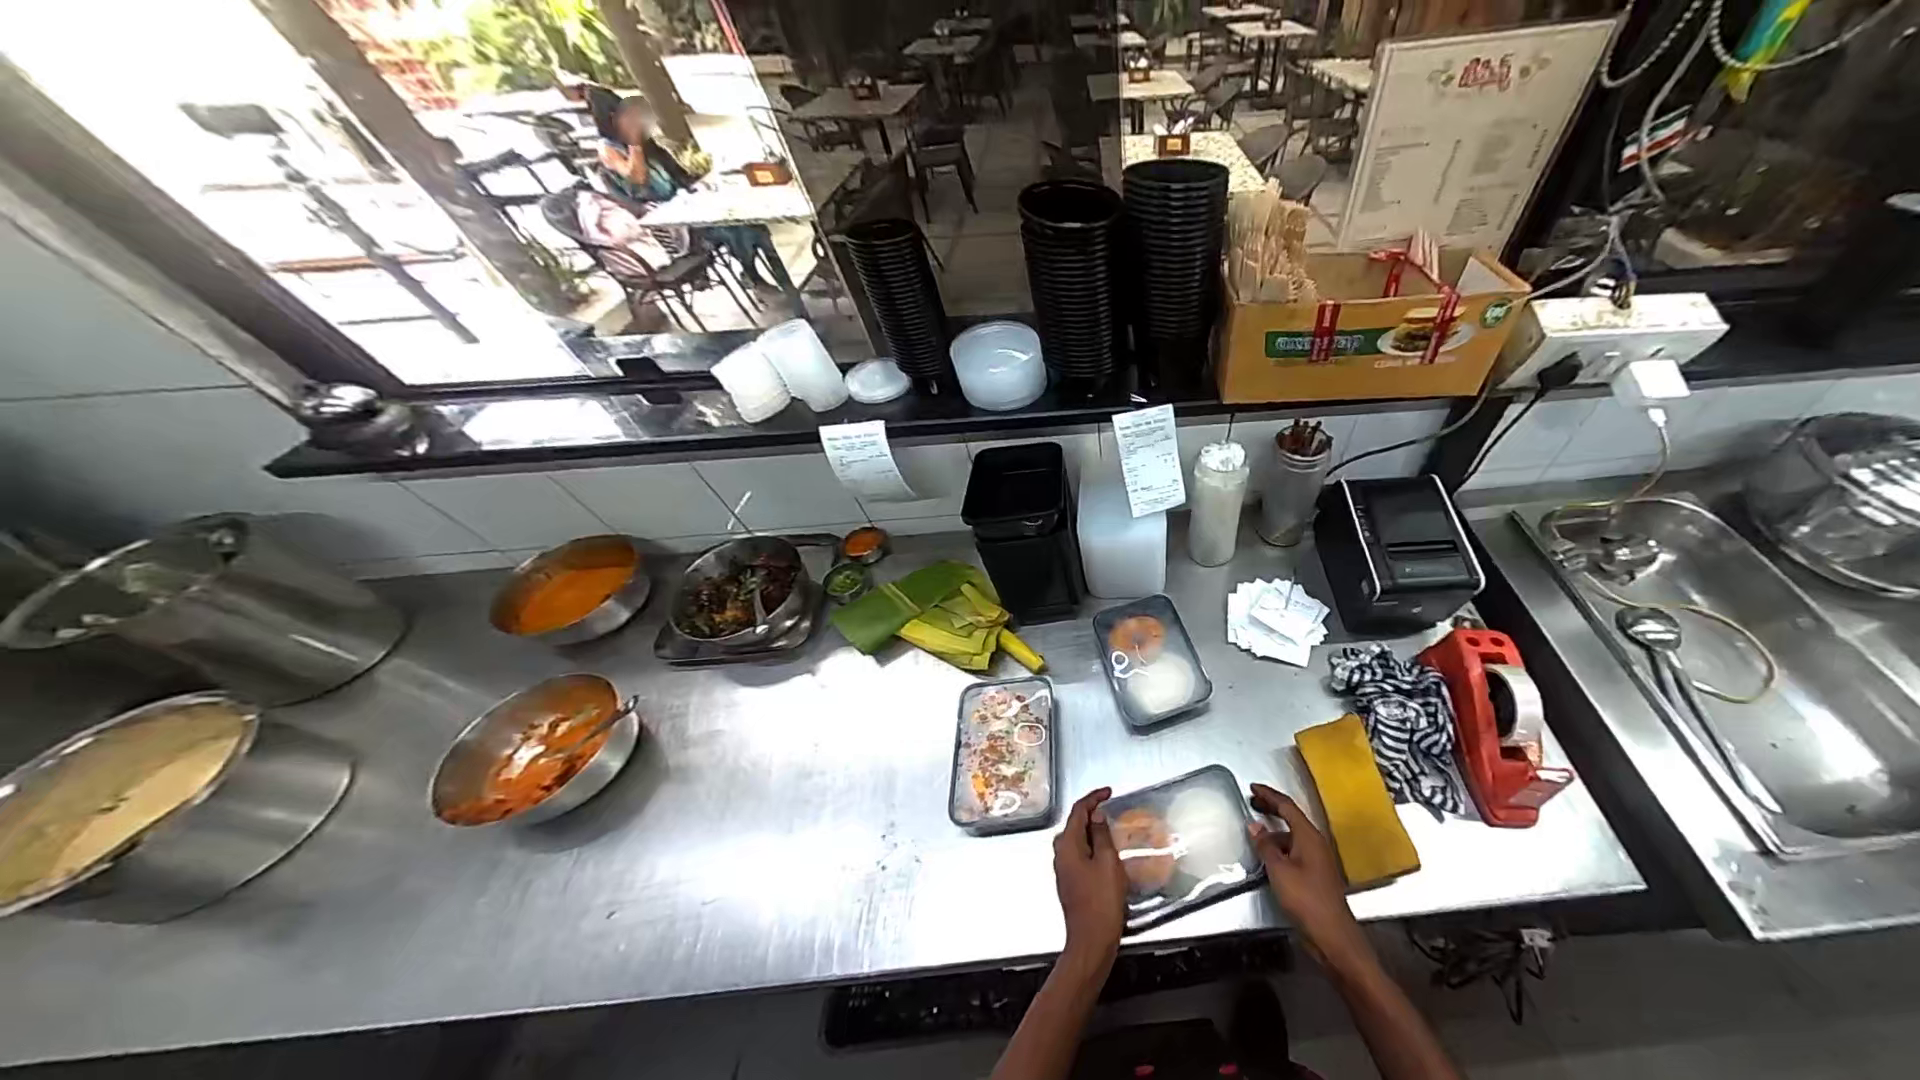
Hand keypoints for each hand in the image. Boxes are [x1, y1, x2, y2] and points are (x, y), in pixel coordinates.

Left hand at [1053, 787, 1127, 959]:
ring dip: (1092, 830)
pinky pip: (1080, 853)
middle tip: (1110, 807)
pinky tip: (1105, 852)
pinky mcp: (1070, 880)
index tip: (1108, 791)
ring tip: (1111, 827)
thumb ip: (1101, 835)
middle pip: (1075, 823)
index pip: (1078, 811)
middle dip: (1091, 812)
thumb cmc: (1101, 902)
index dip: (1093, 797)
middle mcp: (1060, 853)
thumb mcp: (1108, 864)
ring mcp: (1063, 868)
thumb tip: (1096, 815)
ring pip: (1077, 839)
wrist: (1091, 941)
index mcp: (1067, 844)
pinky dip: (1092, 846)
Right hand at [1247, 783, 1370, 972]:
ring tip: (1256, 831)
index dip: (1269, 795)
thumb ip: (1265, 846)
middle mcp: (1316, 844)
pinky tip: (1268, 855)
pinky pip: (1294, 850)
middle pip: (1292, 818)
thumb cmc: (1306, 899)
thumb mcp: (1279, 870)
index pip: (1287, 807)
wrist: (1333, 936)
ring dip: (1275, 830)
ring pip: (1293, 835)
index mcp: (1309, 837)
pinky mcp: (1315, 874)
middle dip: (1272, 808)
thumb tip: (1255, 826)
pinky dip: (1280, 846)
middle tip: (1253, 801)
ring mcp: (1317, 859)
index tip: (1253, 787)